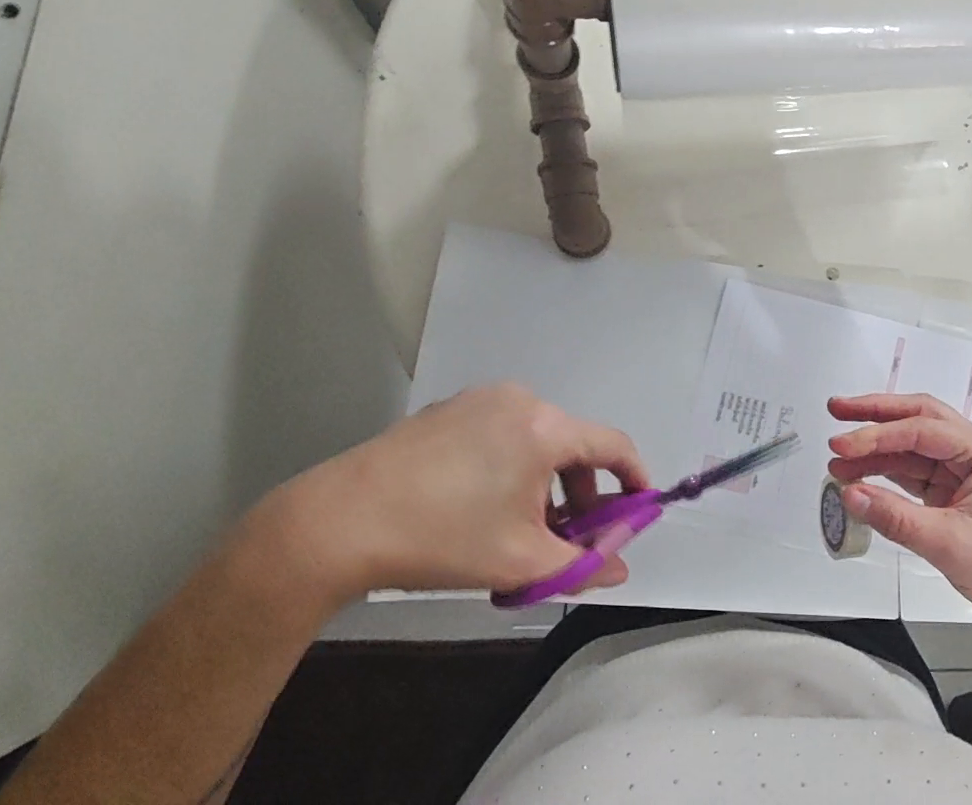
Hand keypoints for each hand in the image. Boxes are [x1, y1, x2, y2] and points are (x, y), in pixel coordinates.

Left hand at [261, 384, 648, 602]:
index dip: (635, 480)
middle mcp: (519, 401)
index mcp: (544, 428)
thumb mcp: (520, 562)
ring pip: (536, 442)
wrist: (334, 524)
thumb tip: (619, 570)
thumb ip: (582, 567)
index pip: (614, 446)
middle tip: (569, 538)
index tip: (637, 513)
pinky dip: (512, 468)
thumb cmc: (440, 539)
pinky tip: (482, 508)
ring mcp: (478, 401)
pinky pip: (502, 435)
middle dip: (583, 494)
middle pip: (574, 446)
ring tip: (522, 530)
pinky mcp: (446, 411)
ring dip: (546, 484)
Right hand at [826, 394, 971, 628]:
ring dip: (876, 449)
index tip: (840, 444)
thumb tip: (850, 493)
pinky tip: (859, 476)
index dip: (878, 435)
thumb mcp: (948, 544)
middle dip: (877, 415)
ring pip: (913, 446)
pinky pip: (914, 472)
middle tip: (837, 410)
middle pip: (920, 419)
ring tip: (837, 458)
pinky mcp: (954, 491)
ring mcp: (965, 471)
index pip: (924, 431)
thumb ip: (895, 517)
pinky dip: (885, 472)